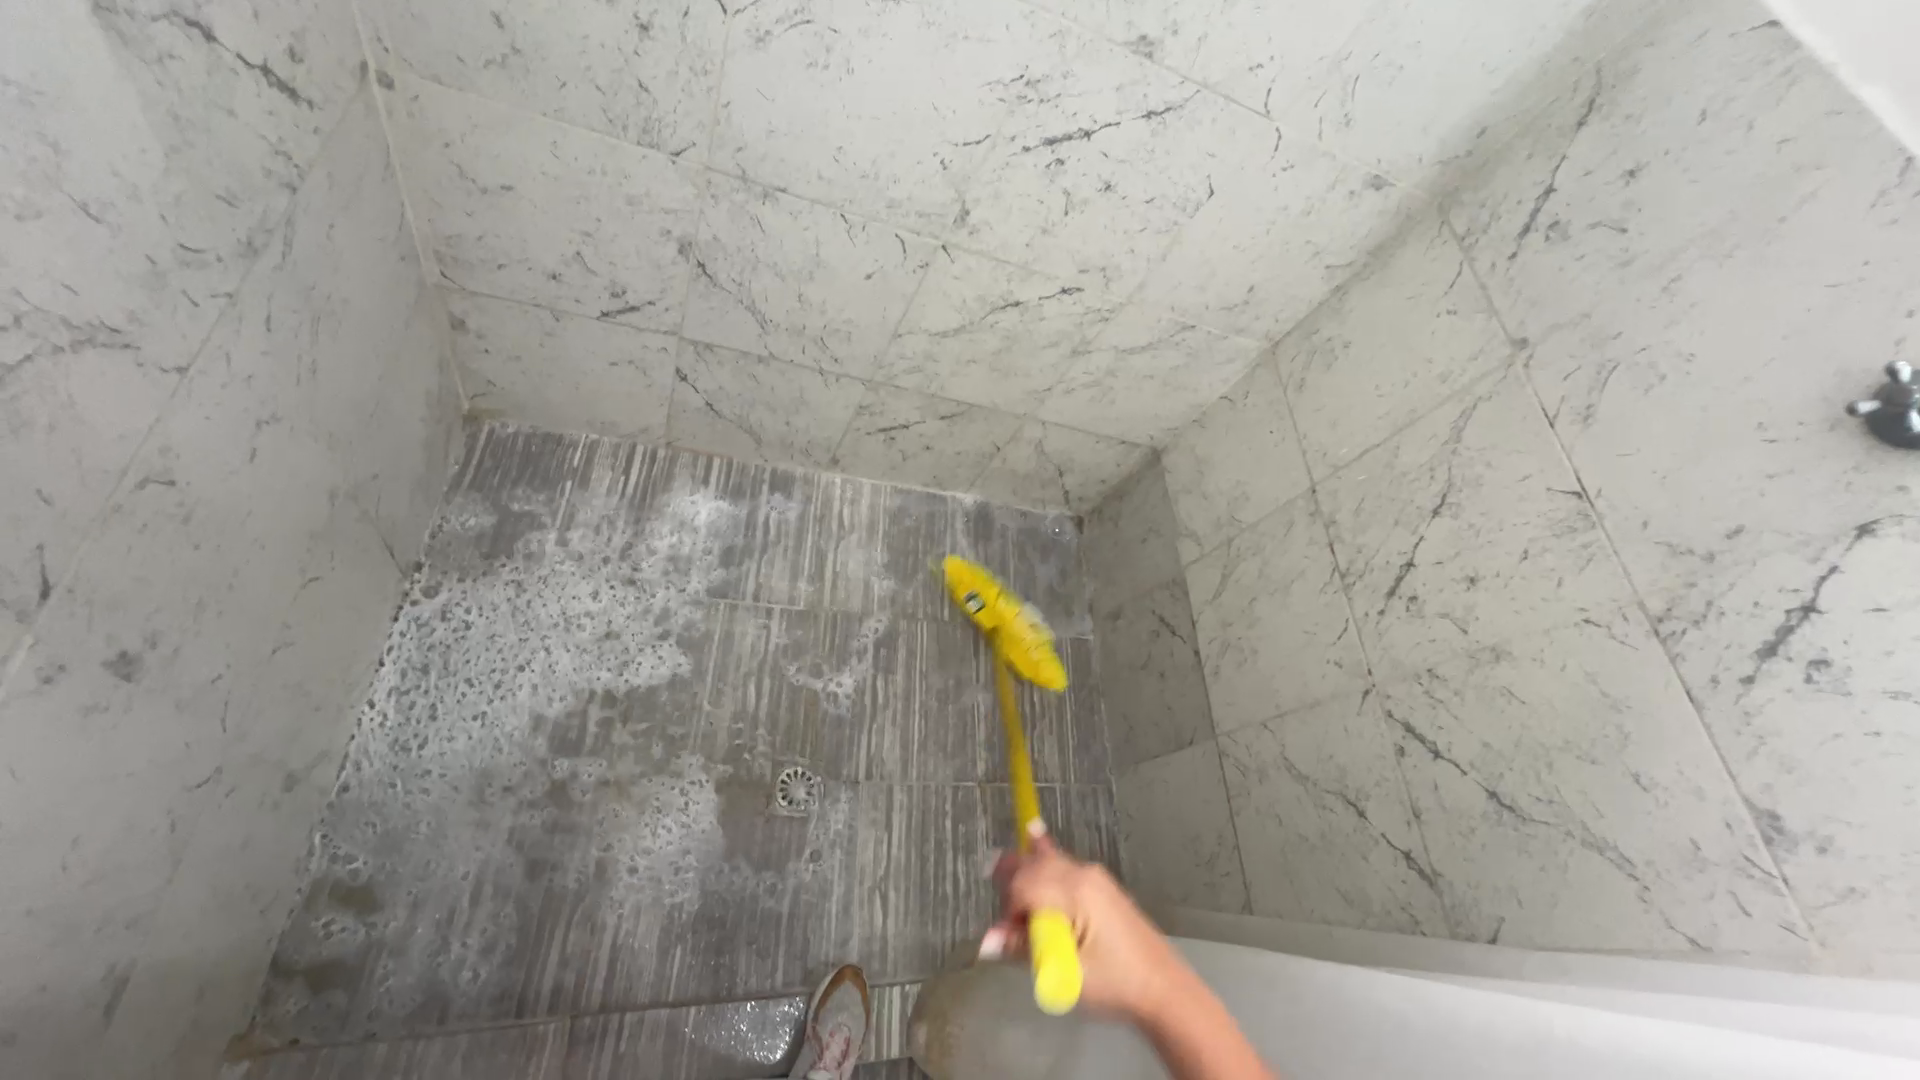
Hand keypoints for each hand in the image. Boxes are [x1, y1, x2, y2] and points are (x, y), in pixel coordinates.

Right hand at [979, 823, 1199, 1026]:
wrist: (1163, 989)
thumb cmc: (1114, 984)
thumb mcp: (1064, 975)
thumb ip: (1025, 952)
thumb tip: (987, 943)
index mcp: (1073, 892)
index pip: (1022, 885)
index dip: (1009, 912)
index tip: (1011, 940)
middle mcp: (1082, 874)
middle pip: (1033, 867)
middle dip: (1012, 887)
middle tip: (1005, 916)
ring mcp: (1094, 876)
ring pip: (1047, 862)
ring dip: (1025, 870)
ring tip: (999, 866)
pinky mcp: (1101, 885)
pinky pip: (1063, 863)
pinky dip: (1044, 853)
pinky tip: (1034, 834)